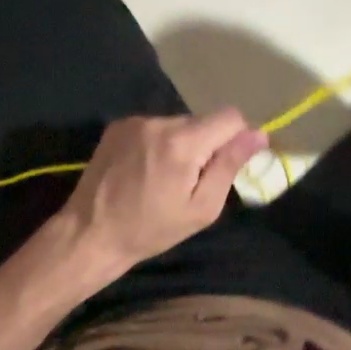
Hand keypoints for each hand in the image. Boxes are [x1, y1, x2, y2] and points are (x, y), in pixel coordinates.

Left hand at [61, 108, 266, 270]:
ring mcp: (134, 122)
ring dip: (181, 144)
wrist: (91, 232)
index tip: (228, 164)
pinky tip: (145, 171)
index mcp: (182, 143)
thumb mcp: (201, 208)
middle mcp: (158, 122)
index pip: (230, 117)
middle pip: (202, 121)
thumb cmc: (151, 229)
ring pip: (178, 124)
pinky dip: (158, 144)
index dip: (237, 138)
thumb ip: (229, 166)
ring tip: (164, 179)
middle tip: (191, 182)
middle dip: (206, 145)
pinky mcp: (117, 126)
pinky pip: (154, 127)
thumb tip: (259, 135)